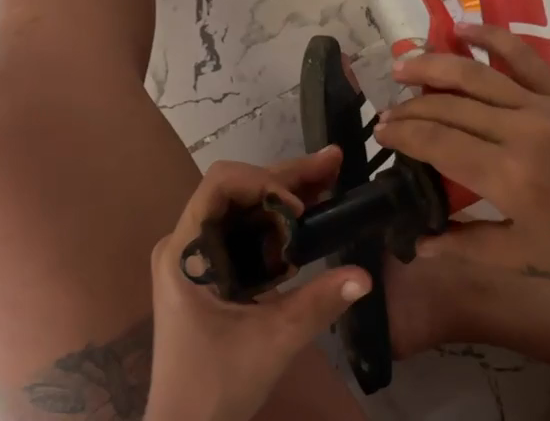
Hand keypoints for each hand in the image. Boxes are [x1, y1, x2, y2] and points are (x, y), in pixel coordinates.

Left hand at [145, 148, 371, 420]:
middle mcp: (186, 244)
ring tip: (330, 179)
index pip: (219, 185)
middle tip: (333, 163)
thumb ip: (316, 305)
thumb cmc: (215, 386)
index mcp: (184, 252)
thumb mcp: (272, 343)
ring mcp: (197, 257)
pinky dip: (277, 221)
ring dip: (286, 193)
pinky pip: (244, 232)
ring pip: (243, 208)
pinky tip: (311, 212)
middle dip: (286, 178)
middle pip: (236, 191)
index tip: (298, 209)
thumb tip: (365, 275)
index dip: (262, 182)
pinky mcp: (212, 272)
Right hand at [374, 23, 549, 283]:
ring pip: (476, 74)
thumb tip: (417, 241)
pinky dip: (492, 36)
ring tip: (403, 64)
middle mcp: (522, 130)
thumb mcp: (523, 258)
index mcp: (509, 176)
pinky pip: (522, 57)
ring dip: (434, 65)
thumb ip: (465, 245)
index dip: (403, 134)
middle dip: (411, 106)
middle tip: (386, 111)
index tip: (380, 132)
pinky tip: (463, 27)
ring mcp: (544, 106)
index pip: (438, 142)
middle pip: (450, 106)